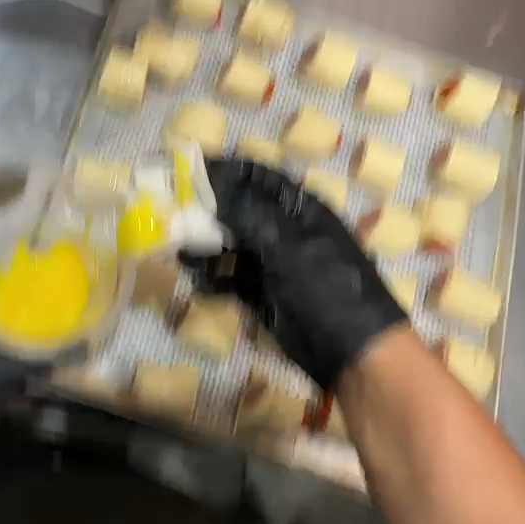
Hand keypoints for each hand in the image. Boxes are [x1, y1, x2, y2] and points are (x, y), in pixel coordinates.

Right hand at [186, 158, 407, 389]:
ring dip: (204, 247)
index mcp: (300, 208)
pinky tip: (197, 285)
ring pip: (230, 245)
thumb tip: (213, 186)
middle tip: (170, 213)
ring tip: (178, 252)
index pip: (257, 176)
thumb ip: (248, 214)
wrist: (354, 353)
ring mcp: (274, 263)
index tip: (186, 171)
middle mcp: (285, 230)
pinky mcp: (263, 294)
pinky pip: (231, 279)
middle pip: (238, 210)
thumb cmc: (327, 287)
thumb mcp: (288, 245)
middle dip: (206, 211)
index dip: (225, 170)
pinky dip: (213, 280)